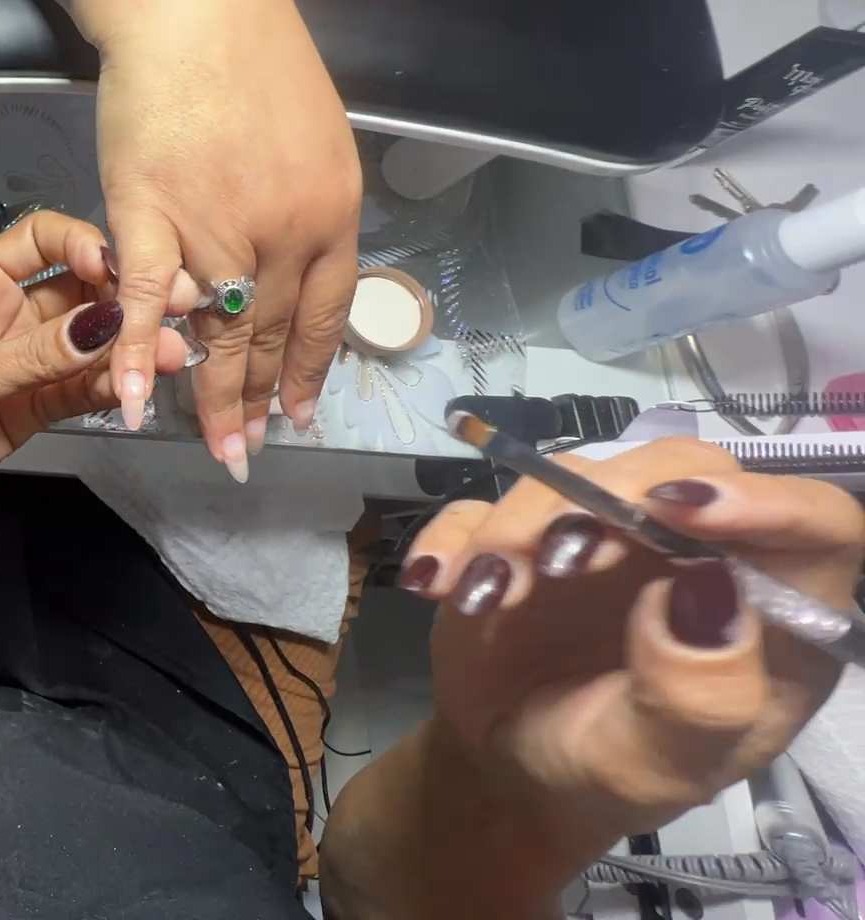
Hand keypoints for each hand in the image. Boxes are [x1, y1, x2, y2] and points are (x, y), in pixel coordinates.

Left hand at [0, 212, 189, 529]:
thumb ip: (34, 354)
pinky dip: (110, 385)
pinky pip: (80, 385)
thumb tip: (107, 323)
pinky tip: (142, 384)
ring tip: (174, 353)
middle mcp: (8, 312)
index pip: (38, 240)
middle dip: (121, 299)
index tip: (117, 266)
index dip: (80, 243)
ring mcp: (25, 358)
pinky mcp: (36, 401)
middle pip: (76, 291)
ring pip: (86, 342)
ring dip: (126, 346)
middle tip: (175, 306)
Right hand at [95, 0, 360, 481]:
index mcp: (330, 212)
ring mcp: (218, 231)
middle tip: (249, 456)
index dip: (307, 372)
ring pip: (217, 332)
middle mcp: (284, 234)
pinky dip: (137, 357)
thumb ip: (299, 205)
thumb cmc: (250, 60)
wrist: (194, 11)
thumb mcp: (308, 135)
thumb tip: (281, 256)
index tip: (297, 415)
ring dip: (213, 400)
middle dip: (260, 404)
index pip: (322, 315)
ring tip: (215, 450)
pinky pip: (148, 304)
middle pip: (270, 336)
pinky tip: (133, 403)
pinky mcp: (151, 222)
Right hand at [402, 438, 864, 846]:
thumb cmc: (603, 771)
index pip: (811, 526)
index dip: (760, 500)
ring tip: (479, 597)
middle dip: (600, 499)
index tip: (677, 508)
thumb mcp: (659, 762)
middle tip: (551, 557)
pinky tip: (430, 586)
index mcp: (763, 612)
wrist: (505, 762)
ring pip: (562, 479)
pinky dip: (446, 539)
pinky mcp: (509, 540)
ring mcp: (588, 541)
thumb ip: (697, 694)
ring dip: (512, 527)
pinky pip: (473, 509)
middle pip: (669, 470)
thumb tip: (703, 591)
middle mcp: (685, 557)